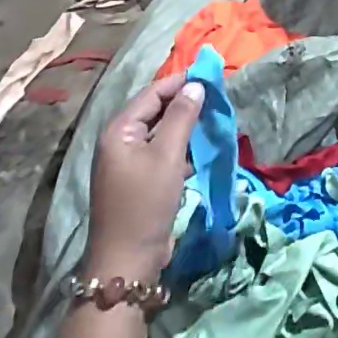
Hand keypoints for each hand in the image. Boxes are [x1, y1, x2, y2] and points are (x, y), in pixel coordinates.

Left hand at [84, 73, 202, 280]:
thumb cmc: (145, 203)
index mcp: (120, 129)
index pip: (152, 93)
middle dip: (185, 103)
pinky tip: (203, 151)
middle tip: (217, 98)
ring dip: (186, 127)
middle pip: (155, 111)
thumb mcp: (167, 157)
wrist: (128, 261)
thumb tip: (195, 85)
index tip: (211, 76)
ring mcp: (129, 163)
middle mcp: (120, 141)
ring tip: (215, 120)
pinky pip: (163, 155)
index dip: (180, 82)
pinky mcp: (140, 181)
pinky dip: (182, 150)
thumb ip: (181, 118)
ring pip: (161, 134)